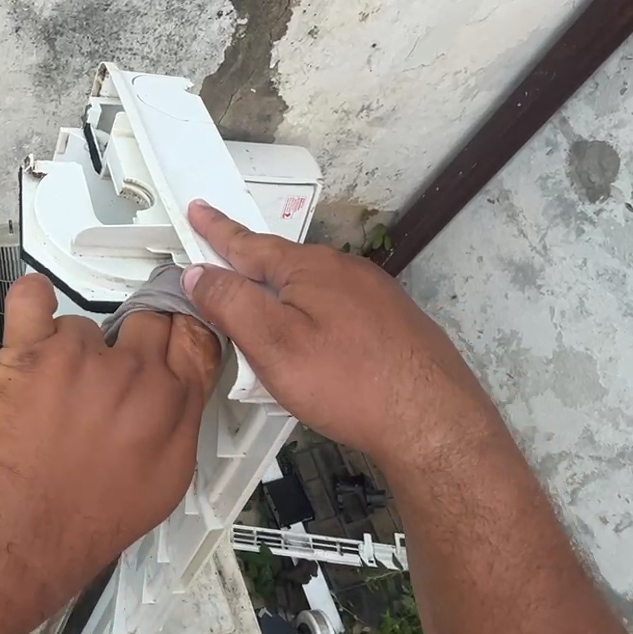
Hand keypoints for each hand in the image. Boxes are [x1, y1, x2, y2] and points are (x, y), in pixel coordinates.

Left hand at [0, 275, 220, 597]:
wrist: (22, 530)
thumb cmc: (90, 516)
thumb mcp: (167, 479)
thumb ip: (182, 420)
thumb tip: (179, 384)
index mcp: (174, 402)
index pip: (195, 334)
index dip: (180, 328)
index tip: (167, 331)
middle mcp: (135, 372)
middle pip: (147, 319)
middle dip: (128, 340)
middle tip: (104, 371)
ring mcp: (82, 357)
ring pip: (84, 325)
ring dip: (70, 349)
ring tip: (52, 393)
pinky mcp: (31, 350)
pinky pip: (33, 297)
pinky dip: (32, 301)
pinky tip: (34, 315)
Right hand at [180, 201, 502, 473]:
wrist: (435, 424)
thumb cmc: (349, 383)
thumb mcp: (272, 344)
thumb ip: (230, 303)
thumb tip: (199, 272)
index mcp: (308, 268)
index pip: (247, 242)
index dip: (216, 228)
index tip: (197, 209)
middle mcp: (343, 269)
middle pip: (281, 263)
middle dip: (249, 268)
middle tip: (221, 276)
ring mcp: (374, 293)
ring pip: (312, 286)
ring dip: (283, 296)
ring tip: (266, 322)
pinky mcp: (393, 320)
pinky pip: (338, 306)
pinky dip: (314, 314)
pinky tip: (317, 344)